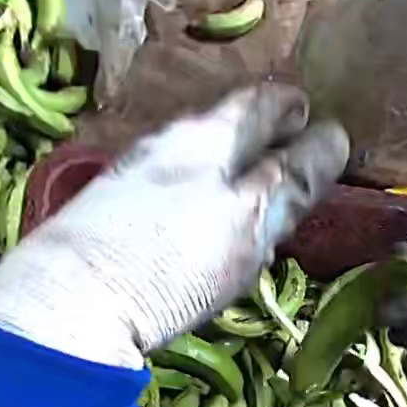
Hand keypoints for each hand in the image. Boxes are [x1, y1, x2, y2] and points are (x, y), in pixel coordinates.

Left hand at [0, 84, 348, 367]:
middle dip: (259, 134)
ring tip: (252, 187)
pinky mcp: (114, 213)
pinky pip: (173, 189)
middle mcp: (167, 145)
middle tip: (287, 150)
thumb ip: (291, 180)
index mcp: (206, 136)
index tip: (310, 115)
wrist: (71, 303)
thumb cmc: (173, 258)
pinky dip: (200, 193)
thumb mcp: (248, 221)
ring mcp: (135, 177)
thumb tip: (335, 137)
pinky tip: (201, 220)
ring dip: (228, 166)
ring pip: (196, 159)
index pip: (258, 103)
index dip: (289, 106)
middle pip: (224, 128)